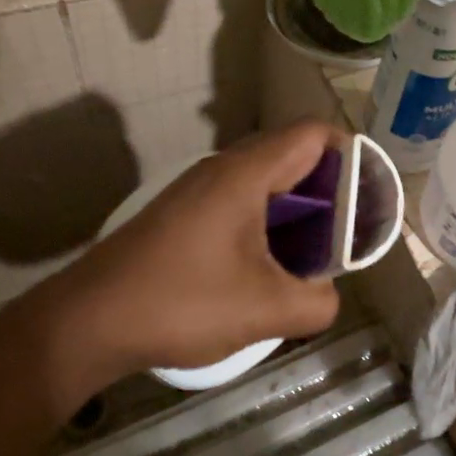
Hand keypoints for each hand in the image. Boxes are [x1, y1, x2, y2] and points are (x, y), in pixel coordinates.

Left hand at [45, 121, 342, 376]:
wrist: (86, 321)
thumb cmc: (181, 302)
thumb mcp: (264, 310)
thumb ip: (316, 301)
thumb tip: (329, 295)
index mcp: (247, 174)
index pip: (313, 134)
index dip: (350, 154)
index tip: (369, 195)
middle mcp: (222, 169)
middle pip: (291, 153)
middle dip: (328, 186)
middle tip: (348, 229)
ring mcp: (196, 189)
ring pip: (263, 179)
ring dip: (295, 206)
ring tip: (313, 250)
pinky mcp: (181, 214)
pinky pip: (239, 199)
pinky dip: (265, 219)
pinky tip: (265, 264)